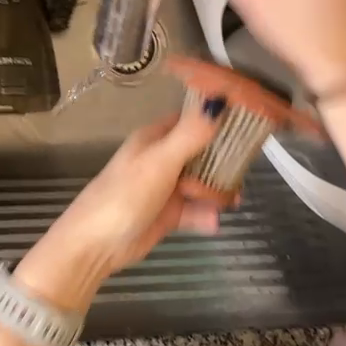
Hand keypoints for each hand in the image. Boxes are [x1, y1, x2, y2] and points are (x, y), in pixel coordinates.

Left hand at [14, 110, 220, 309]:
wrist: (96, 245)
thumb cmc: (125, 196)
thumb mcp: (160, 161)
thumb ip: (191, 134)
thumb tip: (220, 99)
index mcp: (156, 138)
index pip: (193, 119)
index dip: (219, 119)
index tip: (250, 123)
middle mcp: (162, 158)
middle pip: (205, 152)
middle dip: (225, 163)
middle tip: (240, 175)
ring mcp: (166, 188)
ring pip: (204, 183)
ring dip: (218, 192)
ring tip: (228, 204)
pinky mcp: (168, 215)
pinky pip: (196, 211)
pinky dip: (205, 216)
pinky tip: (212, 223)